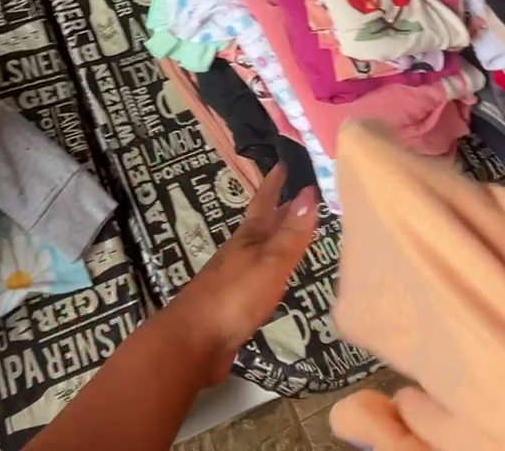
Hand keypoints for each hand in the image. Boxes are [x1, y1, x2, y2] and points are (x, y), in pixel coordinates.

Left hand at [167, 165, 319, 385]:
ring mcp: (235, 275)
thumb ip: (291, 234)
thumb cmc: (235, 296)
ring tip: (295, 232)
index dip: (274, 183)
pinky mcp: (234, 301)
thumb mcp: (270, 262)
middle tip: (301, 195)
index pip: (264, 202)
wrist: (195, 340)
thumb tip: (310, 194)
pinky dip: (272, 266)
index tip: (284, 163)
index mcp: (249, 237)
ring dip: (277, 237)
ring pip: (261, 248)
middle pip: (263, 223)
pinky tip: (278, 276)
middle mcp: (241, 251)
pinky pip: (259, 273)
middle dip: (280, 208)